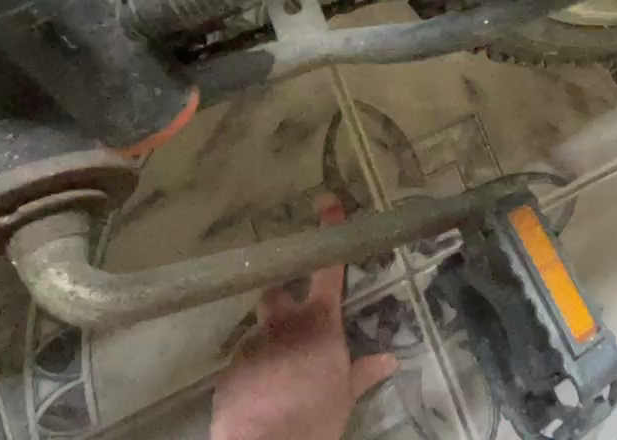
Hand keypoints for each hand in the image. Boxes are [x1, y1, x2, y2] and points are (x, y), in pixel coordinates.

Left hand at [211, 196, 398, 439]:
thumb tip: (390, 361)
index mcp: (319, 321)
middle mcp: (283, 323)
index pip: (327, 267)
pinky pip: (241, 362)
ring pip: (258, 331)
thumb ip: (364, 372)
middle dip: (280, 294)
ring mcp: (251, 345)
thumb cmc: (316, 415)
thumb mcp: (346, 394)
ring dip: (267, 343)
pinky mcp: (226, 372)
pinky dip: (251, 370)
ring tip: (276, 372)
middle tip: (287, 313)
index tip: (327, 202)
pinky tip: (259, 391)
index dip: (329, 232)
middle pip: (276, 290)